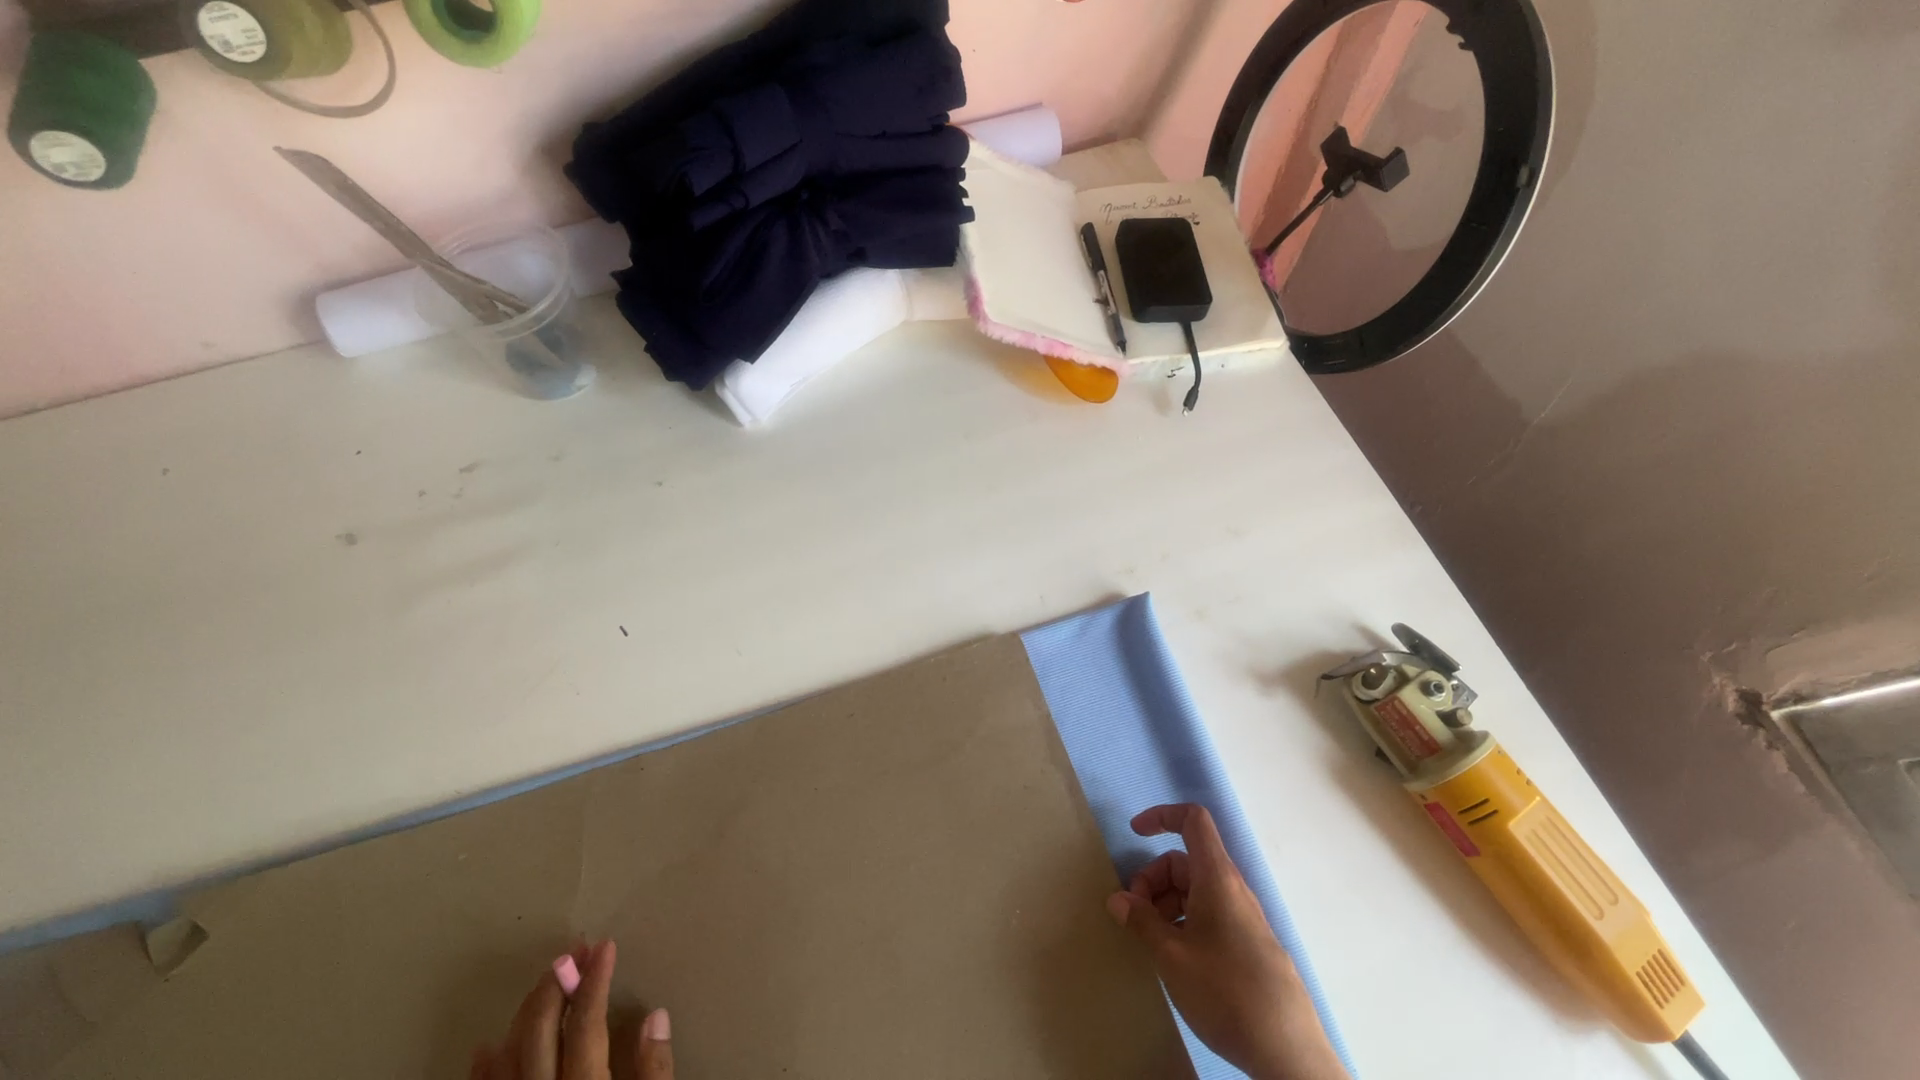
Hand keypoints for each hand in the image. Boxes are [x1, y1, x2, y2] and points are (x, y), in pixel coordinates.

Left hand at [470, 940, 673, 1079]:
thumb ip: (656, 1069)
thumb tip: (656, 1016)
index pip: (586, 1024)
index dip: (595, 981)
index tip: (605, 945)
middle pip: (542, 1033)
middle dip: (557, 986)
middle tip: (575, 950)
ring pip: (511, 1055)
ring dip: (525, 1014)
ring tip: (545, 981)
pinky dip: (486, 1066)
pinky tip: (487, 1045)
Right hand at [1106, 804, 1348, 1079]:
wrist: (1286, 1050)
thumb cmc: (1224, 991)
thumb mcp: (1171, 956)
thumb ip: (1141, 922)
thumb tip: (1118, 899)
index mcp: (1217, 879)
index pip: (1193, 821)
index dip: (1161, 816)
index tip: (1133, 833)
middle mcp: (1234, 890)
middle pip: (1187, 861)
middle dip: (1153, 878)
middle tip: (1134, 914)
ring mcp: (1245, 919)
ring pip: (1197, 891)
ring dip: (1166, 904)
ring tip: (1151, 941)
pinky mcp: (1250, 945)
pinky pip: (1210, 916)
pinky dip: (1185, 922)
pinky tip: (1175, 958)